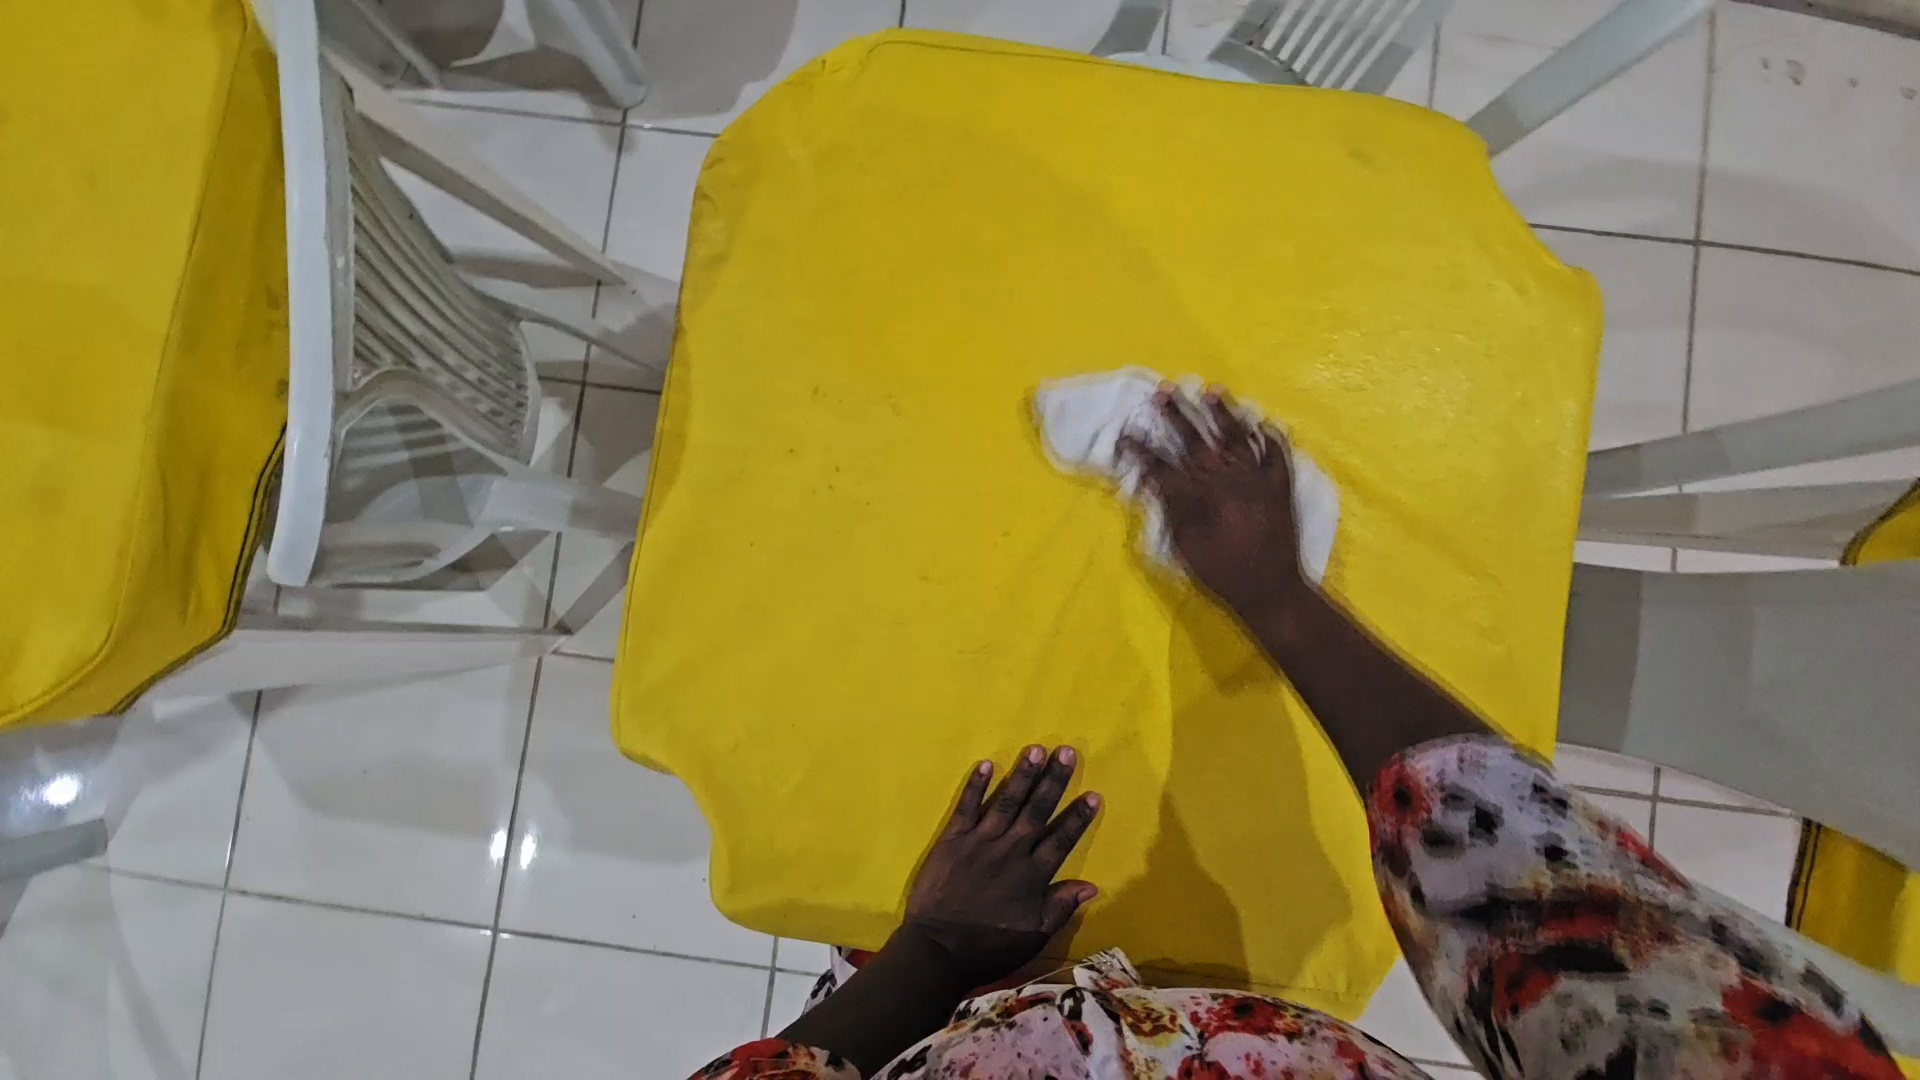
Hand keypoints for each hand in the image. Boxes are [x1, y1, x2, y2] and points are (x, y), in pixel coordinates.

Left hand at [901, 745, 1101, 988]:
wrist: (938, 950)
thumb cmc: (988, 947)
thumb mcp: (1033, 935)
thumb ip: (1060, 907)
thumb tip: (1092, 885)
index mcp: (1031, 875)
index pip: (1061, 839)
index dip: (1077, 817)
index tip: (1093, 794)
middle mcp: (1010, 851)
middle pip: (1036, 810)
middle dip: (1053, 780)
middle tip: (1066, 752)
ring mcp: (980, 841)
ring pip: (1006, 801)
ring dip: (1022, 775)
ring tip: (1035, 749)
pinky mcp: (953, 839)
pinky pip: (967, 807)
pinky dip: (976, 785)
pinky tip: (987, 764)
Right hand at [1119, 386, 1311, 618]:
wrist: (1270, 589)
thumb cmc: (1221, 571)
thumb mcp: (1185, 544)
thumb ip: (1171, 506)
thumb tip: (1153, 478)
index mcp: (1200, 493)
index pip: (1164, 463)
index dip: (1143, 447)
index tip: (1126, 432)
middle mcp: (1228, 478)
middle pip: (1198, 440)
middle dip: (1178, 414)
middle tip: (1164, 391)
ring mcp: (1258, 478)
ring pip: (1238, 437)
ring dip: (1223, 413)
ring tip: (1212, 390)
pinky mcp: (1281, 486)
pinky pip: (1277, 454)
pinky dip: (1270, 437)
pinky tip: (1262, 422)